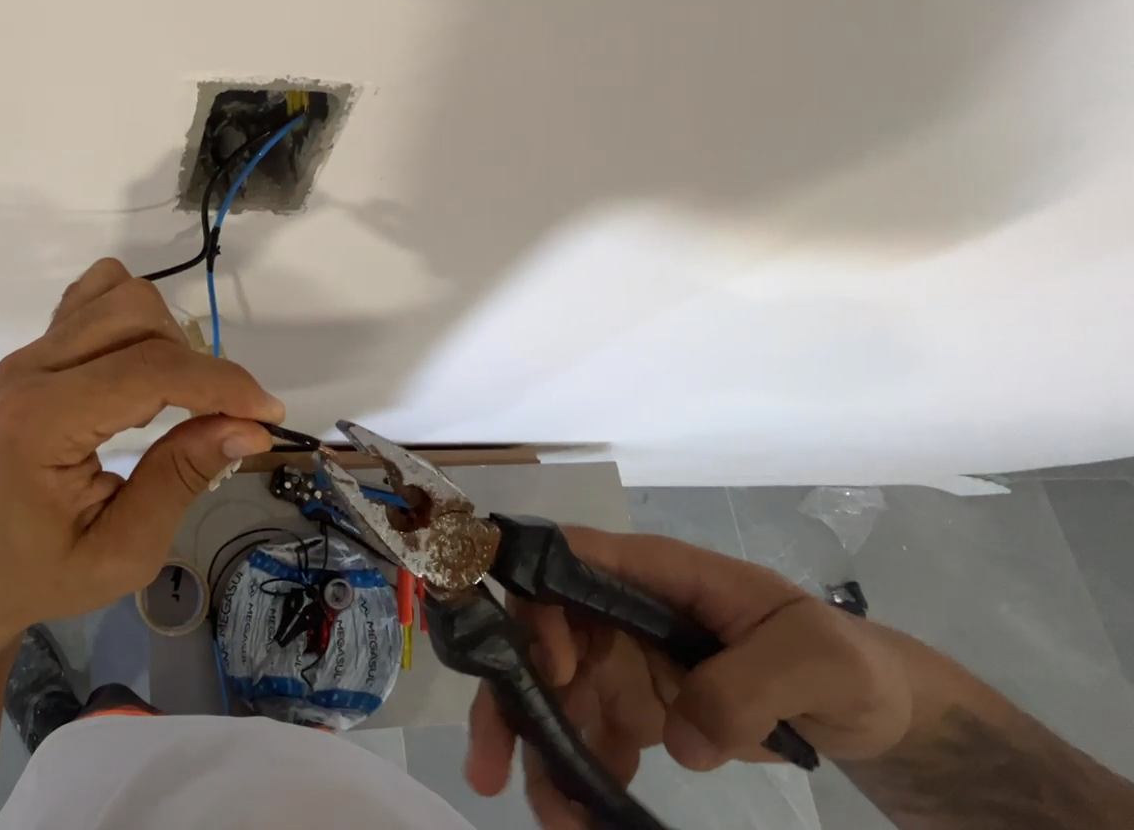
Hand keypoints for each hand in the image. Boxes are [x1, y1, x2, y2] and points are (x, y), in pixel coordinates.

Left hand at [0, 258, 285, 657]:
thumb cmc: (45, 573)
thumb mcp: (124, 550)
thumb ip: (181, 478)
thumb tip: (248, 427)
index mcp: (42, 423)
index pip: (148, 371)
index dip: (221, 384)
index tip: (269, 414)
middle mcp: (28, 371)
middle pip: (134, 312)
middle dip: (192, 360)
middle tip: (210, 419)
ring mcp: (26, 356)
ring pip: (116, 293)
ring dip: (164, 336)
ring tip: (168, 399)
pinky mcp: (33, 355)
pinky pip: (91, 300)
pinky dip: (132, 321)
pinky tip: (137, 370)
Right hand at [466, 527, 916, 827]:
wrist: (874, 711)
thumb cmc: (846, 663)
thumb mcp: (817, 662)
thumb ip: (745, 688)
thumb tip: (679, 741)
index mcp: (654, 574)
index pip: (570, 562)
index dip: (542, 604)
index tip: (552, 671)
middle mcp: (617, 611)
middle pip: (536, 634)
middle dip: (506, 692)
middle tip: (490, 758)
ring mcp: (620, 662)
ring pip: (548, 694)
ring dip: (535, 749)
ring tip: (550, 816)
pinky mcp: (632, 710)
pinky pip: (587, 739)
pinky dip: (575, 778)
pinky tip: (580, 818)